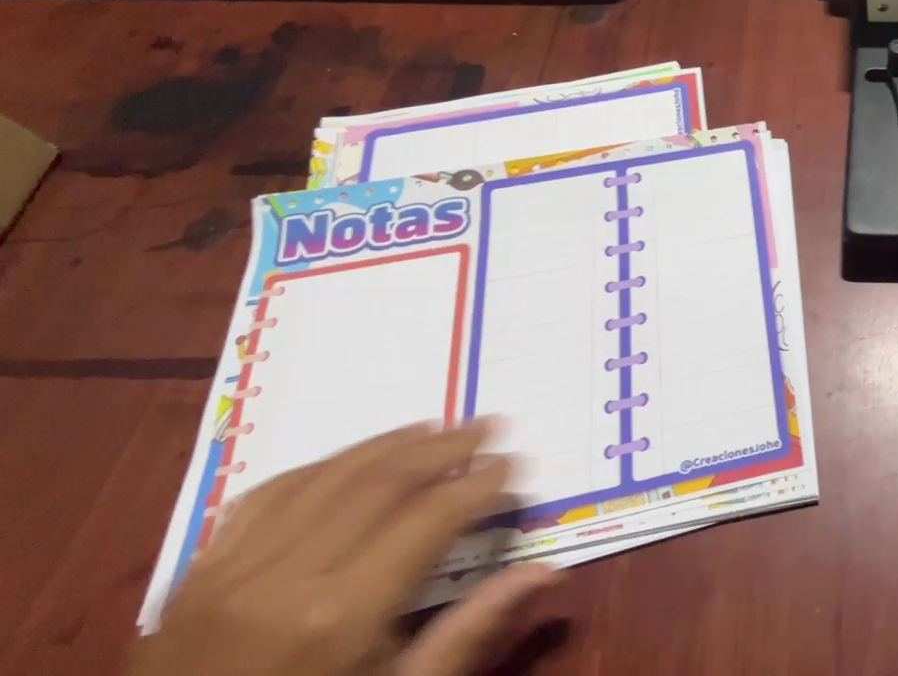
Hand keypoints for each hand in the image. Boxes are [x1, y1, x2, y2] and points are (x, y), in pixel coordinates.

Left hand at [129, 421, 556, 675]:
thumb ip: (468, 631)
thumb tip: (544, 571)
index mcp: (341, 615)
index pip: (429, 518)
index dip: (478, 484)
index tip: (512, 465)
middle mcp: (286, 577)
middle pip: (381, 482)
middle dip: (444, 447)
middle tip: (489, 426)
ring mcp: (232, 571)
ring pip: (326, 475)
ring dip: (389, 443)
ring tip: (437, 426)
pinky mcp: (194, 574)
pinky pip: (267, 494)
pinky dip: (321, 467)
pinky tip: (355, 458)